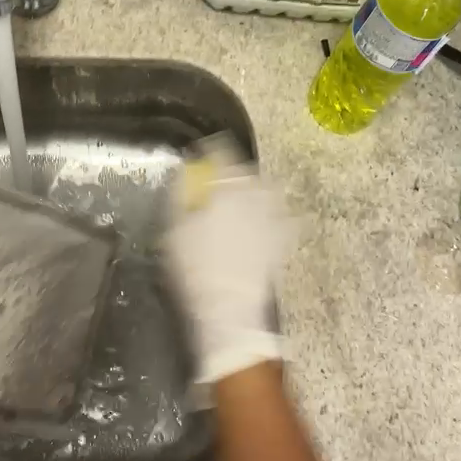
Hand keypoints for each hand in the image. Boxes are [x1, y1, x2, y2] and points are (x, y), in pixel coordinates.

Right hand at [163, 149, 294, 384]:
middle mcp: (252, 200)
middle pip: (249, 173)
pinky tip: (275, 218)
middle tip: (227, 172)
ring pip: (270, 192)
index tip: (205, 150)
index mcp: (225, 192)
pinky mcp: (281, 243)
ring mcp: (270, 221)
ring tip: (251, 191)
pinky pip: (284, 221)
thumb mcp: (175, 235)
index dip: (213, 150)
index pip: (222, 157)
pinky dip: (279, 215)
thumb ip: (180, 203)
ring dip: (260, 187)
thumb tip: (182, 182)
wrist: (230, 310)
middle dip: (237, 168)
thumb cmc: (196, 272)